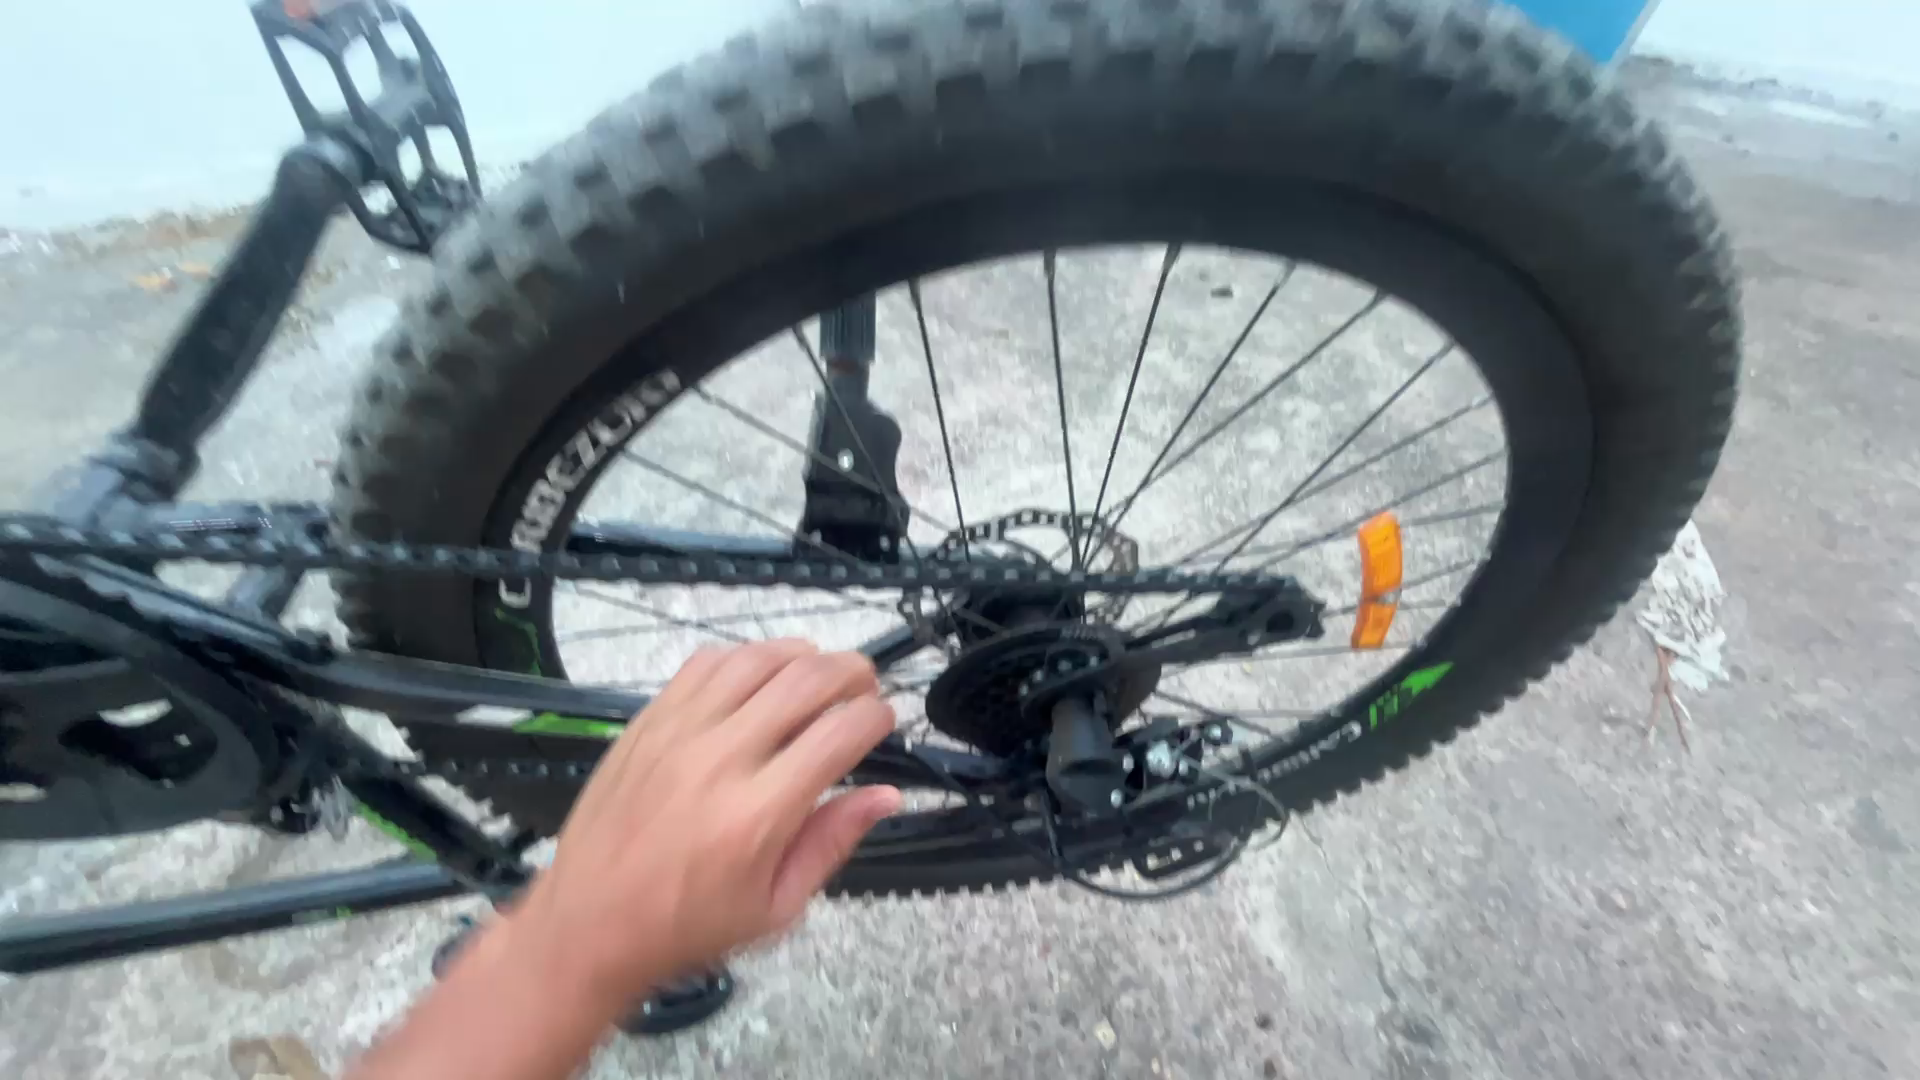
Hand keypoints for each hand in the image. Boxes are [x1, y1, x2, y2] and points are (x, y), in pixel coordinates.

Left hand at [503, 640, 900, 1007]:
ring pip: (759, 658)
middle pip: (808, 680)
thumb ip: (834, 842)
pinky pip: (708, 661)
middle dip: (854, 672)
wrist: (584, 926)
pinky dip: (748, 655)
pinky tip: (762, 673)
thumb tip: (888, 793)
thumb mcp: (777, 907)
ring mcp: (681, 731)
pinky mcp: (650, 719)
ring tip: (821, 672)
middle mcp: (723, 758)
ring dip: (805, 655)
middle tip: (865, 688)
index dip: (877, 716)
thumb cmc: (689, 926)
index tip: (884, 721)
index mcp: (759, 814)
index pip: (840, 733)